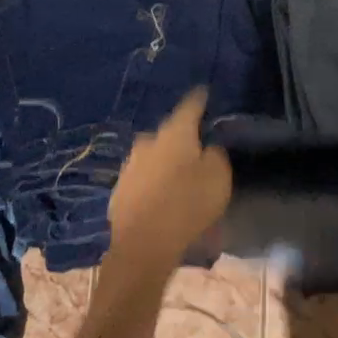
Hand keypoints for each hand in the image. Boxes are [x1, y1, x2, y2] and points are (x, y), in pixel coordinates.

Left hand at [106, 89, 232, 280]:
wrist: (143, 245)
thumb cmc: (188, 205)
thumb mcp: (218, 177)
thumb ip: (215, 155)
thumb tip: (207, 148)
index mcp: (174, 133)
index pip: (190, 106)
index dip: (199, 99)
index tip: (204, 93)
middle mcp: (148, 142)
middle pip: (168, 133)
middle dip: (181, 138)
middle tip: (196, 147)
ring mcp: (129, 166)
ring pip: (153, 156)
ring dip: (165, 162)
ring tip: (179, 175)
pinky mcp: (119, 190)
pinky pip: (142, 178)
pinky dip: (153, 182)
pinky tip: (162, 195)